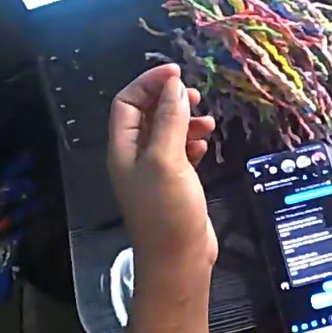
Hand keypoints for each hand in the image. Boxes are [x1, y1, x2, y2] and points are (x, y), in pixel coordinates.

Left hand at [108, 64, 218, 265]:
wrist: (178, 259)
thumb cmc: (167, 210)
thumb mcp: (167, 160)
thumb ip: (170, 120)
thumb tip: (174, 86)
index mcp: (123, 148)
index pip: (128, 102)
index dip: (148, 83)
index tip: (177, 73)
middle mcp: (135, 157)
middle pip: (148, 115)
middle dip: (170, 100)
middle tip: (197, 96)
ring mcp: (155, 171)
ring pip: (168, 132)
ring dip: (186, 121)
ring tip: (208, 123)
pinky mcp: (174, 183)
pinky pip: (181, 151)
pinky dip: (192, 142)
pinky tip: (205, 145)